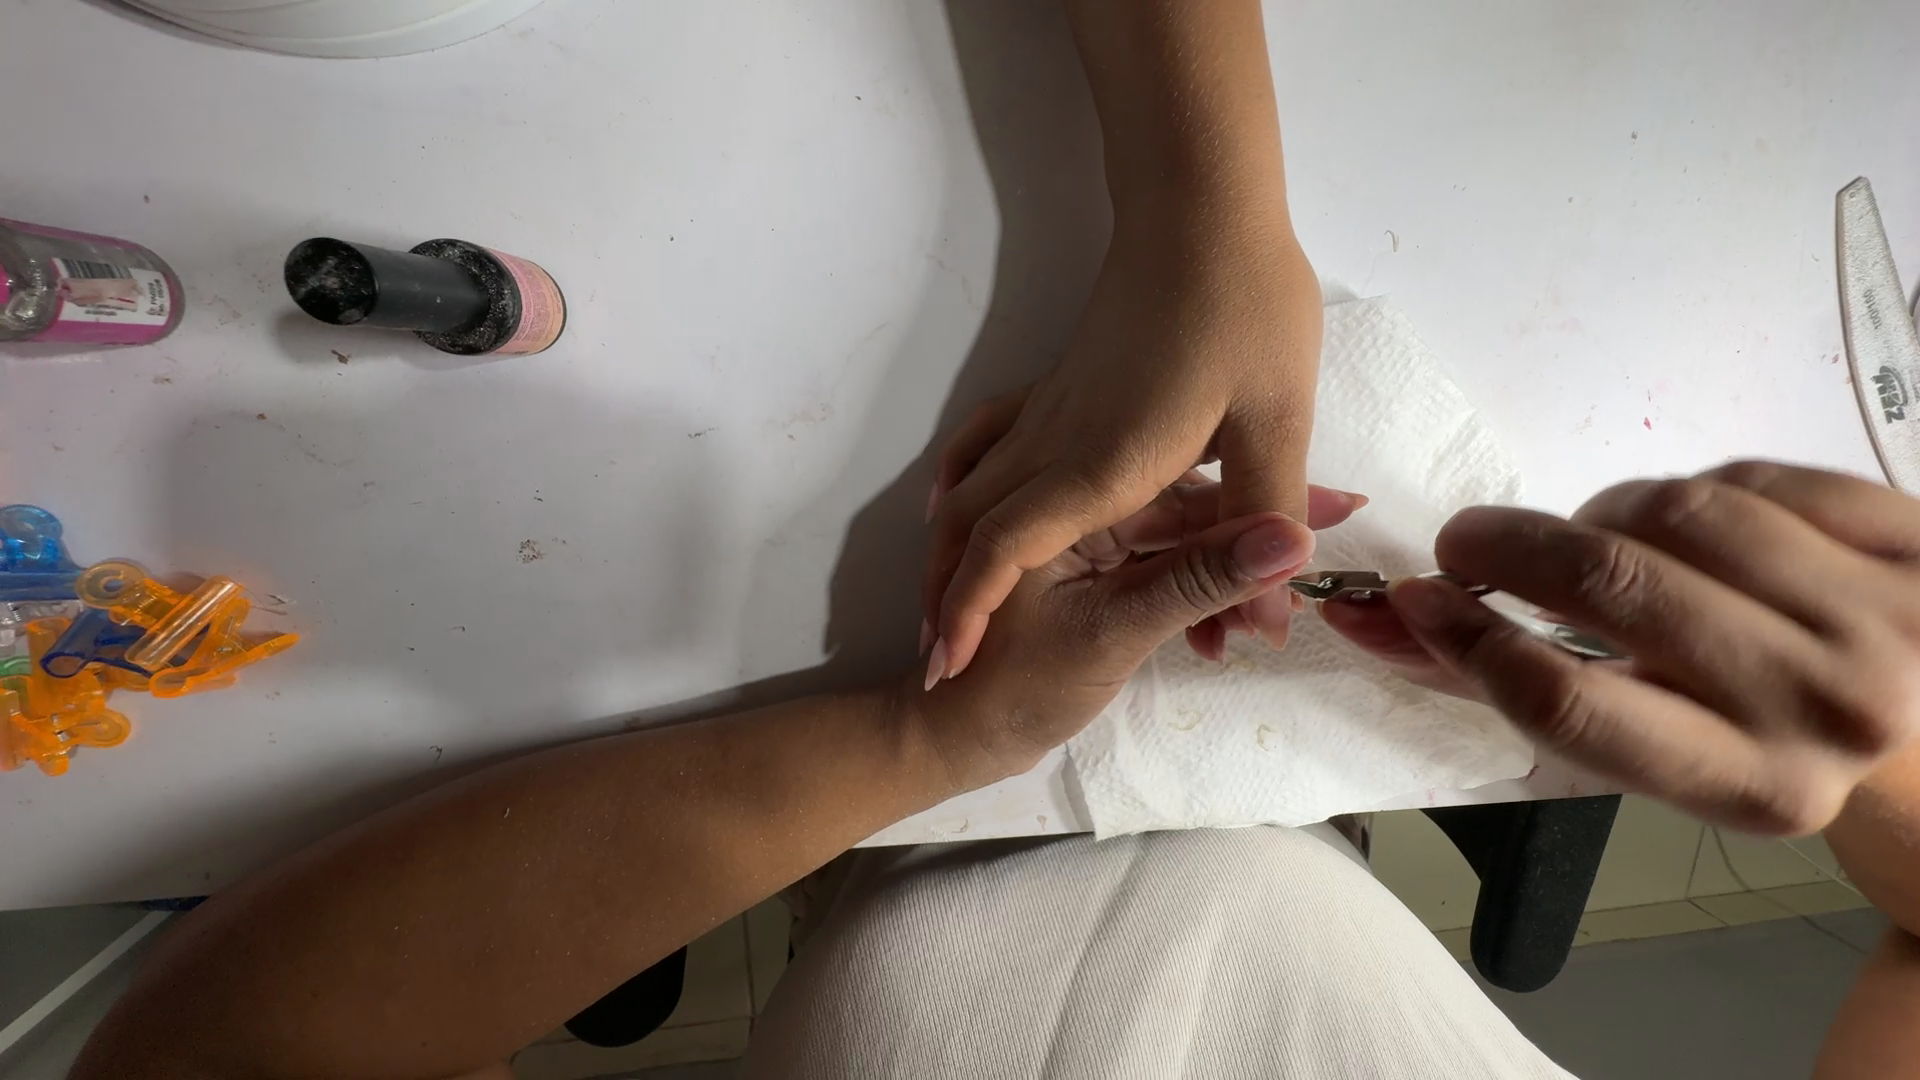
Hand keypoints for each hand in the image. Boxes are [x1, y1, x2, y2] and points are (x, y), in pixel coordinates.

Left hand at [909, 477, 1359, 790]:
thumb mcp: (1114, 630)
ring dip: (1228, 577)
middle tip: (1331, 536)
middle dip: (1253, 537)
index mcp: (1066, 501)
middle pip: (1182, 514)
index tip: (1335, 501)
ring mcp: (1087, 548)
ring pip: (1175, 547)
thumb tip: (1291, 541)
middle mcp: (1076, 511)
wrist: (965, 738)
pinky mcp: (1094, 580)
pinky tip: (1230, 629)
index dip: (1258, 499)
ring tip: (1283, 606)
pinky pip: (1157, 575)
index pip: (1178, 489)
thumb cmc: (1019, 686)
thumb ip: (1199, 582)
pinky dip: (1195, 600)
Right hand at [923, 225, 1321, 685]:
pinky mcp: (1049, 394)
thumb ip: (1262, 523)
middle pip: (968, 527)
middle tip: (939, 657)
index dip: (966, 612)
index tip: (943, 668)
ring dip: (946, 552)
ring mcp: (1042, 415)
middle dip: (943, 599)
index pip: (1003, 548)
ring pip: (967, 490)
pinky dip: (954, 482)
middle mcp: (1052, 446)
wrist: (1199, 211)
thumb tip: (1264, 625)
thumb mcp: (1274, 423)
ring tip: (942, 605)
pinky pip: (979, 445)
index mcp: (1101, 464)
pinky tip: (948, 500)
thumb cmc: (1244, 311)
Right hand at [1320, 462, 1919, 835]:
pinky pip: (1749, 476)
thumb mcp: (1603, 730)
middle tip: (1465, 545)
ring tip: (1593, 543)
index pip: (1563, 702)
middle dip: (1504, 547)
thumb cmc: (1717, 731)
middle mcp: (1831, 707)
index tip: (1412, 596)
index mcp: (1742, 782)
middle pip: (1611, 585)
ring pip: (1674, 511)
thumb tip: (1356, 613)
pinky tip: (1689, 532)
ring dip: (1598, 516)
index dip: (1463, 639)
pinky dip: (1685, 490)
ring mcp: (1894, 614)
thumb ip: (1470, 672)